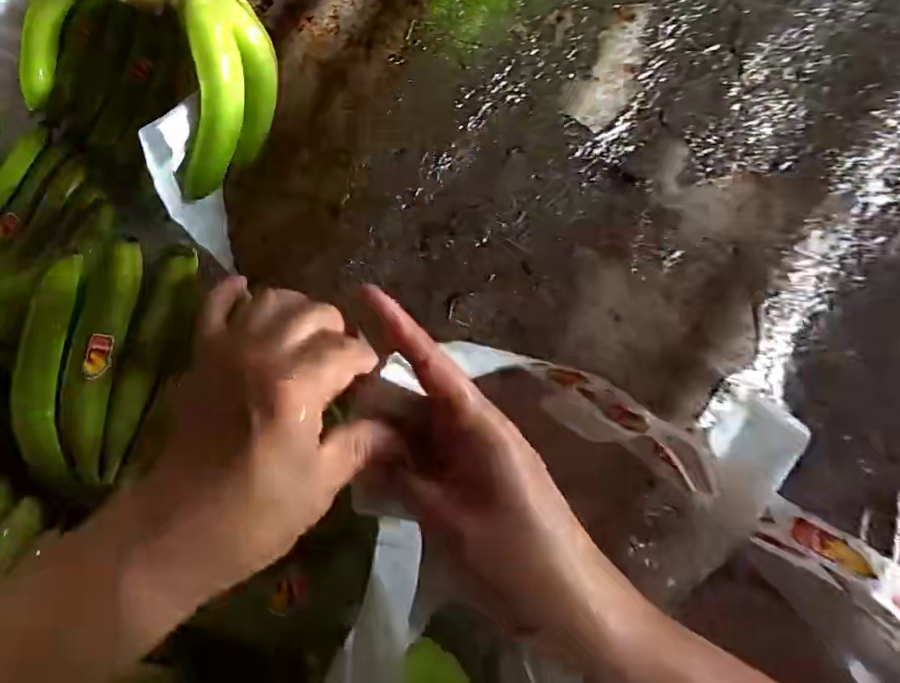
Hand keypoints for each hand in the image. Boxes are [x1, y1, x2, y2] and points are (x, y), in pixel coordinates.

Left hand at [127, 277, 398, 603]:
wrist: (177, 528)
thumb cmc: (254, 515)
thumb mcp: (319, 485)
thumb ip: (360, 443)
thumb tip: (397, 427)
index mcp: (295, 386)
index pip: (346, 349)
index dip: (366, 360)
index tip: (370, 378)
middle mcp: (262, 353)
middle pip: (315, 312)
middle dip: (337, 331)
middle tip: (340, 361)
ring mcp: (227, 347)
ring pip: (272, 298)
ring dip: (297, 310)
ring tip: (305, 337)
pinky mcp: (202, 353)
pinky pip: (216, 303)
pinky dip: (234, 293)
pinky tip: (250, 295)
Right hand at [361, 285, 641, 663]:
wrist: (572, 606)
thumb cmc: (520, 555)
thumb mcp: (454, 521)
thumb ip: (406, 481)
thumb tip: (365, 450)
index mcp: (477, 422)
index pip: (429, 361)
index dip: (397, 325)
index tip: (365, 293)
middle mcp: (470, 428)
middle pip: (413, 394)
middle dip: (375, 387)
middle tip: (326, 382)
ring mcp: (467, 455)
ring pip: (414, 427)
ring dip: (381, 428)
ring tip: (335, 423)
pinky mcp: (465, 481)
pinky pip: (421, 457)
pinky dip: (395, 460)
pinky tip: (363, 467)